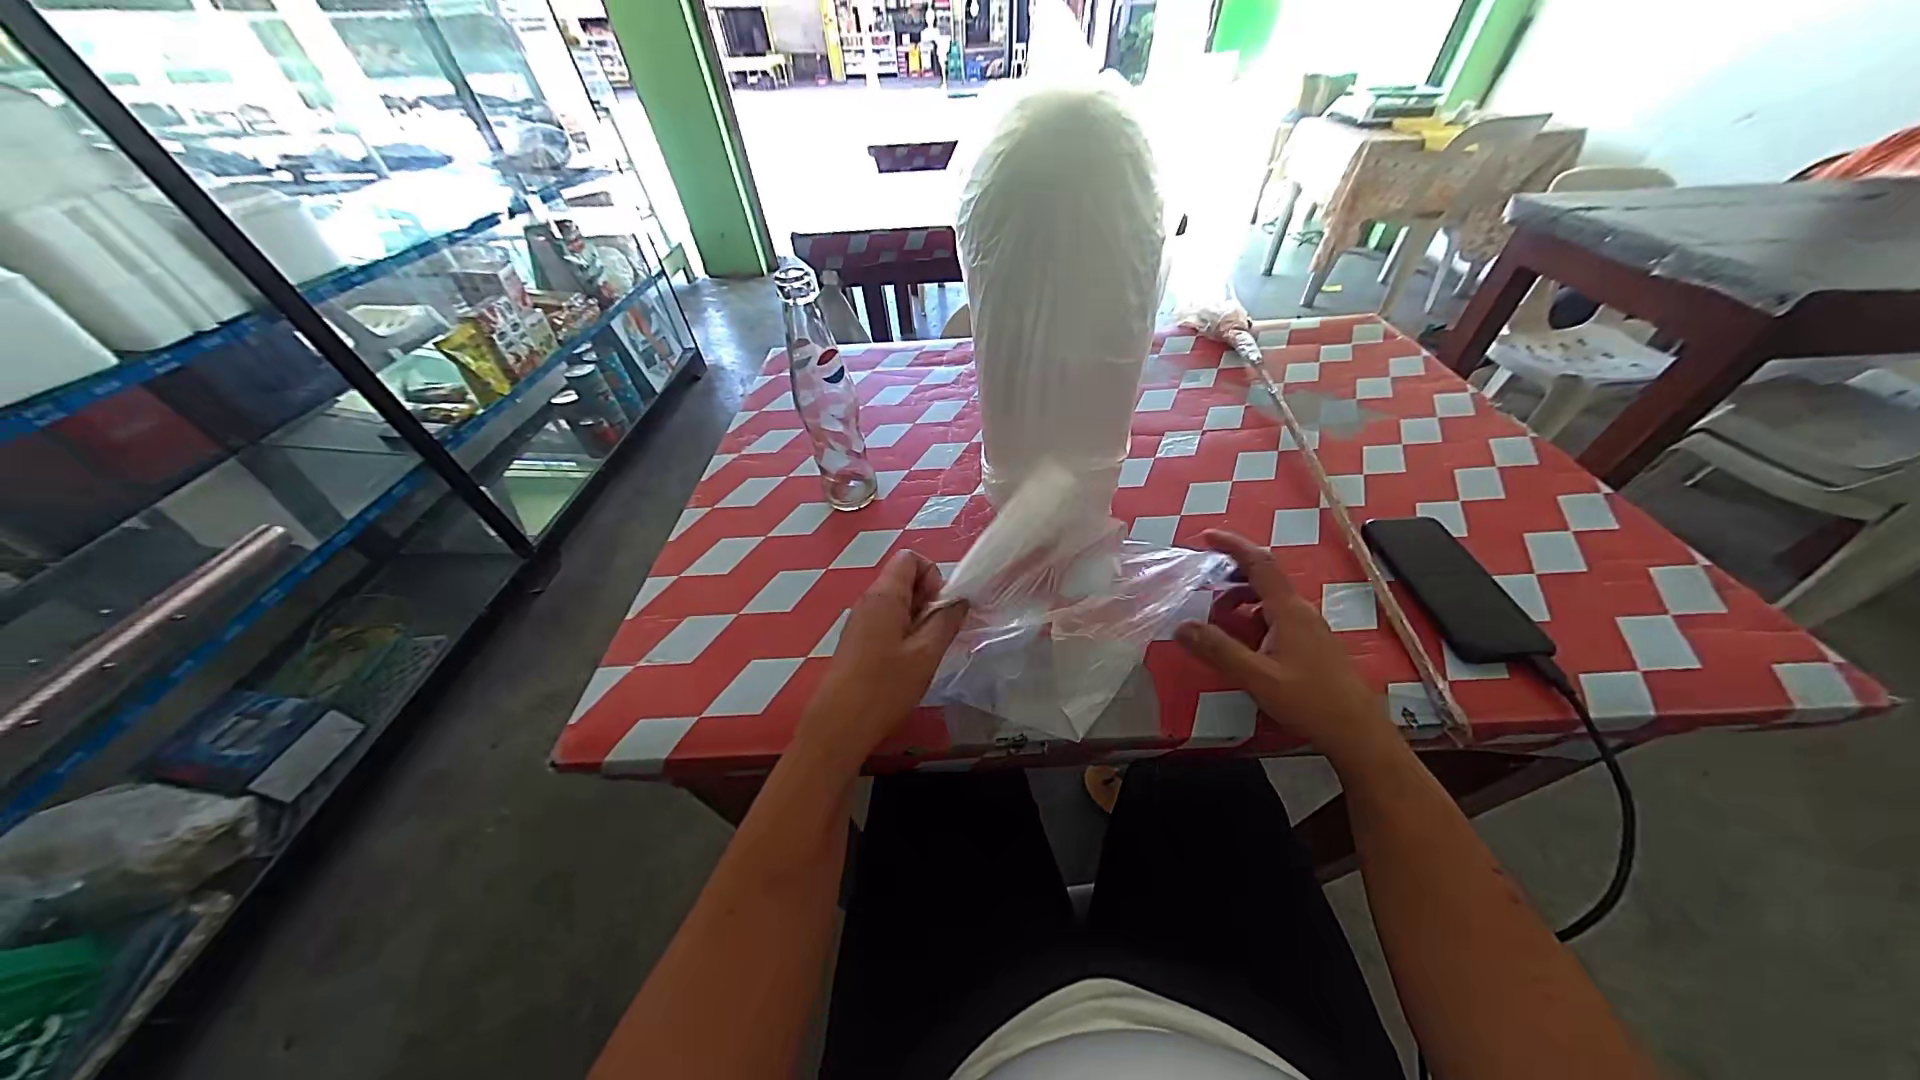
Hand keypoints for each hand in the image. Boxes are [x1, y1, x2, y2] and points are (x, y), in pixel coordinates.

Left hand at [793, 550, 968, 772]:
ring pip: (897, 603)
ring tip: (925, 653)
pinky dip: (904, 633)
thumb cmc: (885, 686)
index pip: (910, 558)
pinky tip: (908, 663)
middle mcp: (868, 600)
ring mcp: (860, 621)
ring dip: (918, 619)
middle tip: (937, 635)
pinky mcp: (857, 641)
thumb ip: (946, 621)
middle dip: (929, 599)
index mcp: (884, 596)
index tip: (940, 610)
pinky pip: (886, 622)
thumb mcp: (926, 654)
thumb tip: (959, 601)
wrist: (839, 725)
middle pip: (904, 579)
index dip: (933, 576)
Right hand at [1175, 530, 1396, 764]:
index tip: (1206, 536)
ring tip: (1215, 622)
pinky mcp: (1308, 644)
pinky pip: (1273, 619)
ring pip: (1266, 601)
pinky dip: (1250, 620)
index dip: (1233, 545)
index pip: (1259, 563)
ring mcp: (1306, 627)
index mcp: (1288, 610)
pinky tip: (1239, 645)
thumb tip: (1182, 627)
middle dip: (1228, 579)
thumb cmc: (1310, 701)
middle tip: (1201, 590)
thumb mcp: (1256, 677)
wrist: (1357, 731)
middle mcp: (1299, 611)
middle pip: (1260, 579)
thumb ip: (1218, 650)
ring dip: (1238, 603)